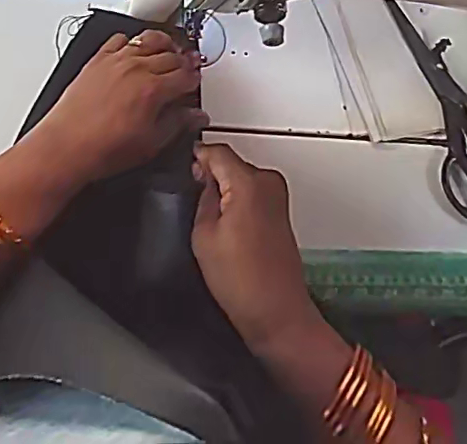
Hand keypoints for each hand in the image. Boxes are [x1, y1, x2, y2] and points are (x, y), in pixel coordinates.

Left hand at [25, 29, 205, 189]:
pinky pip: (120, 39)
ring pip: (149, 39)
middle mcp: (136, 68)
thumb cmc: (101, 148)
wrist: (65, 146)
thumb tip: (194, 116)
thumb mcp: (150, 143)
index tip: (194, 82)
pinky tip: (133, 50)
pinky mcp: (98, 59)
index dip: (194, 78)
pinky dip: (131, 41)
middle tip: (186, 68)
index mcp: (153, 89)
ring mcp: (116, 60)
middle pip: (171, 55)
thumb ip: (177, 124)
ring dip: (163, 43)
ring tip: (168, 50)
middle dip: (183, 61)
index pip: (185, 75)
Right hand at [191, 142, 323, 352]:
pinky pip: (253, 192)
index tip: (184, 164)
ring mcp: (278, 196)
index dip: (197, 156)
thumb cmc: (242, 282)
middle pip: (231, 163)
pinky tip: (227, 226)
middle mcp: (268, 182)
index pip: (217, 151)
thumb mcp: (203, 235)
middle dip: (212, 174)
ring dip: (226, 188)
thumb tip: (205, 180)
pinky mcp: (281, 211)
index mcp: (248, 182)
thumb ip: (203, 197)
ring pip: (241, 177)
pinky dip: (239, 200)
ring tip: (211, 218)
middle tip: (193, 196)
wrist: (277, 314)